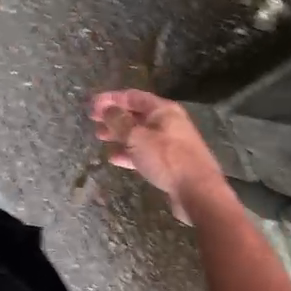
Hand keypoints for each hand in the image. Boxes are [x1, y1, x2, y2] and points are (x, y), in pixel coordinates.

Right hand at [89, 89, 229, 224]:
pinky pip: (146, 152)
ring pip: (140, 134)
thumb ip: (118, 121)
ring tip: (100, 138)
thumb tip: (106, 108)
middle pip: (136, 114)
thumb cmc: (166, 159)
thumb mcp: (136, 137)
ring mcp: (172, 144)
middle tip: (93, 121)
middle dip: (113, 117)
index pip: (132, 96)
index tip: (91, 104)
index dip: (110, 98)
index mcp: (163, 110)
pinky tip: (115, 159)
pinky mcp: (172, 163)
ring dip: (119, 134)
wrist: (199, 194)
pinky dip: (130, 153)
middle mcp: (169, 123)